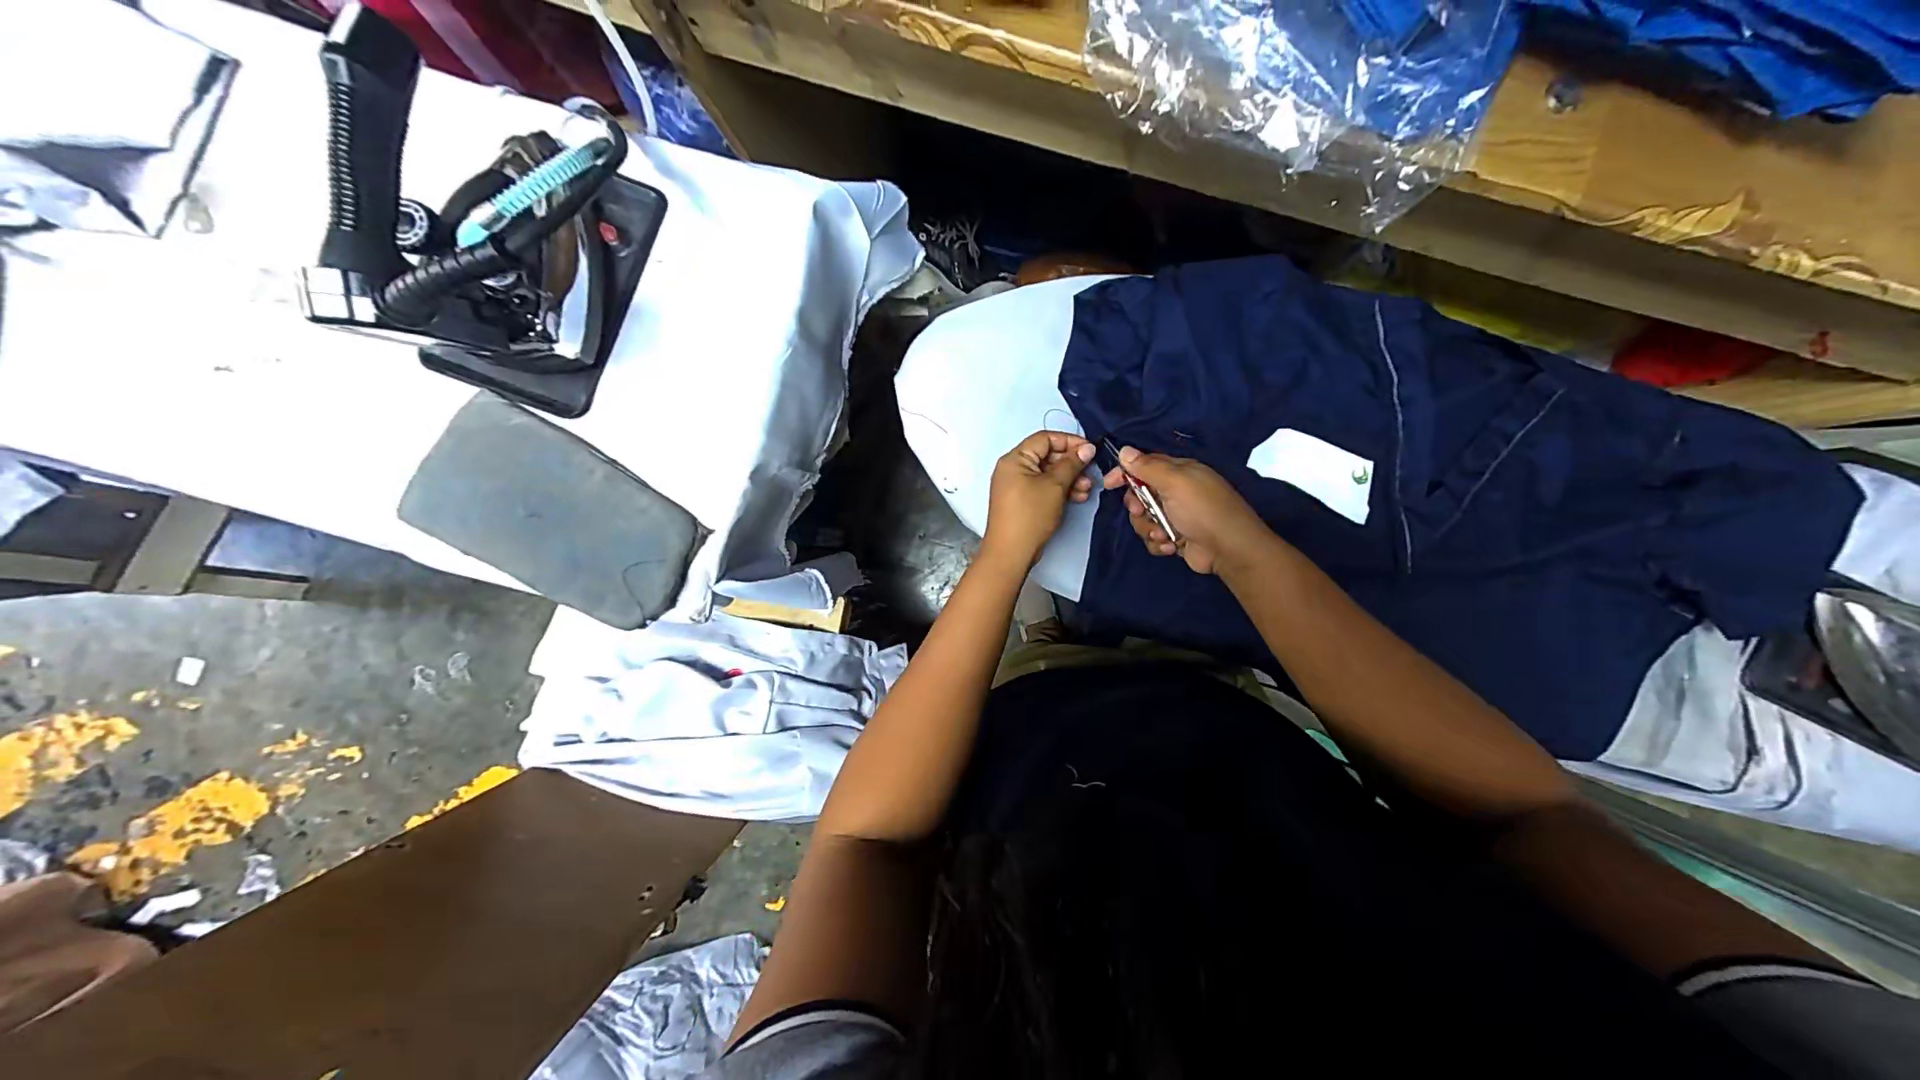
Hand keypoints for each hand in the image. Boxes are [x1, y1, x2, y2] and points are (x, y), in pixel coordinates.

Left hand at [981, 431, 1096, 568]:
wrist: (1011, 552)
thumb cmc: (1030, 516)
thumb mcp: (1055, 486)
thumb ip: (1072, 464)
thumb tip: (1086, 448)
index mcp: (1015, 459)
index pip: (1045, 438)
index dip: (1069, 441)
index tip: (1090, 450)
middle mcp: (1013, 468)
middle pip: (1047, 456)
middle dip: (1072, 464)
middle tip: (1090, 473)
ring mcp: (1016, 485)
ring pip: (1048, 473)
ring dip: (1070, 479)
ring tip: (1086, 490)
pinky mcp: (1022, 500)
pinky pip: (1043, 487)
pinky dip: (1060, 490)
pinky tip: (1078, 497)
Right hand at [1102, 447, 1272, 574]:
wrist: (1229, 549)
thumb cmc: (1203, 510)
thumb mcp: (1175, 482)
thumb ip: (1148, 467)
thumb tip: (1124, 450)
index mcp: (1179, 472)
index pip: (1144, 465)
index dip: (1125, 473)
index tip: (1109, 484)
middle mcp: (1176, 491)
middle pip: (1139, 495)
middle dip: (1136, 506)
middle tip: (1141, 511)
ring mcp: (1176, 515)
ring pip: (1143, 519)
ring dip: (1149, 528)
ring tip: (1164, 535)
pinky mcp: (1175, 537)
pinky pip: (1153, 538)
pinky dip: (1159, 543)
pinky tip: (1171, 546)